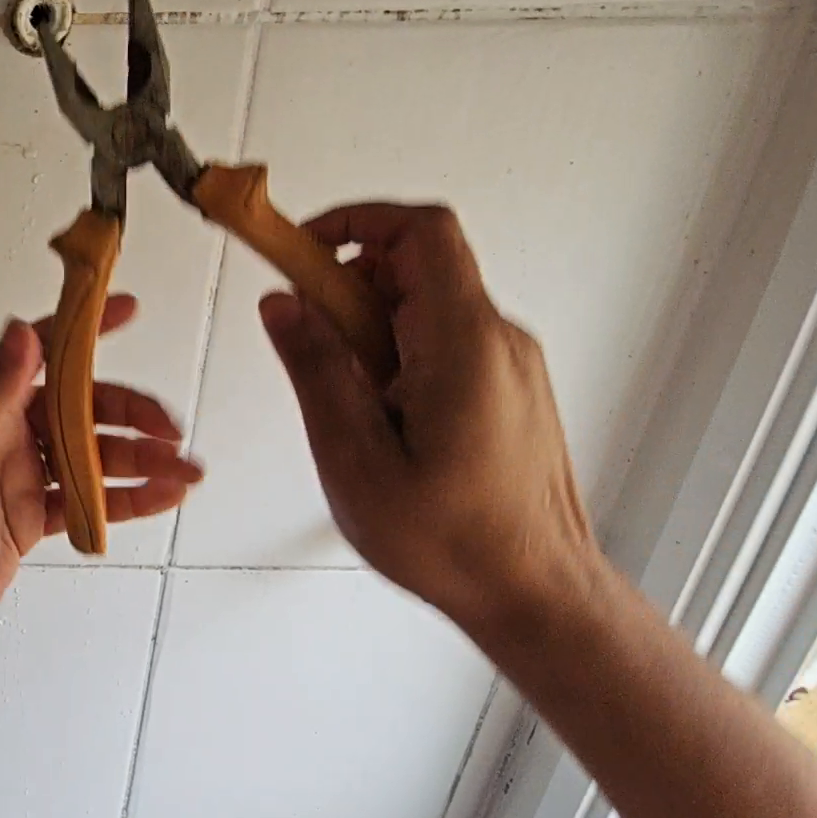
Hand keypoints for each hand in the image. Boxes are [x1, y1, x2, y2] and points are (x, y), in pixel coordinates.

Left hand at [0, 296, 202, 662]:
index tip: (125, 310)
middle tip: (170, 429)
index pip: (37, 354)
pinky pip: (88, 497)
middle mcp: (2, 436)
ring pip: (92, 454)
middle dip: (130, 413)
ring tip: (185, 471)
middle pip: (80, 408)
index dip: (82, 331)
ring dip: (140, 459)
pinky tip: (160, 497)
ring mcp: (19, 475)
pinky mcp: (31, 514)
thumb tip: (19, 334)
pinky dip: (126, 498)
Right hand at [259, 203, 598, 628]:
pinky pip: (431, 335)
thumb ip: (315, 368)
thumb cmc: (450, 539)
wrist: (536, 596)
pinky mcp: (497, 382)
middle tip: (305, 344)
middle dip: (341, 287)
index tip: (296, 250)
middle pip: (409, 265)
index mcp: (463, 346)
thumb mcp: (353, 456)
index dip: (354, 222)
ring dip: (359, 326)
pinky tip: (372, 412)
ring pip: (415, 302)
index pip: (419, 234)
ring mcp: (501, 361)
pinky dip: (385, 349)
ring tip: (342, 397)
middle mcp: (494, 339)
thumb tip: (281, 302)